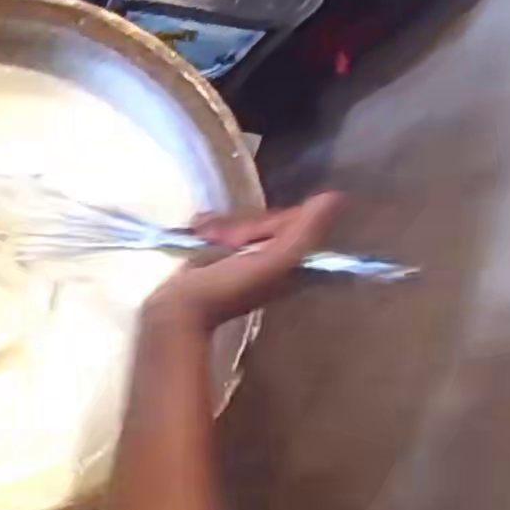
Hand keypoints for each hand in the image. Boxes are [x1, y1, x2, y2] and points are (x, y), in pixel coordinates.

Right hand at [145, 192, 345, 330]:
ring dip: (220, 225)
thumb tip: (333, 197)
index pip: (292, 222)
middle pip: (264, 222)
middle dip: (243, 225)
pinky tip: (197, 233)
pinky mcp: (212, 260)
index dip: (274, 221)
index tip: (252, 235)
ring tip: (203, 236)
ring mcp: (240, 260)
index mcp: (290, 262)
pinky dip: (207, 228)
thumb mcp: (273, 261)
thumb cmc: (225, 290)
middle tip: (225, 241)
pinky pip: (218, 231)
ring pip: (239, 224)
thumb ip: (304, 231)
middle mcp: (269, 260)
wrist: (176, 312)